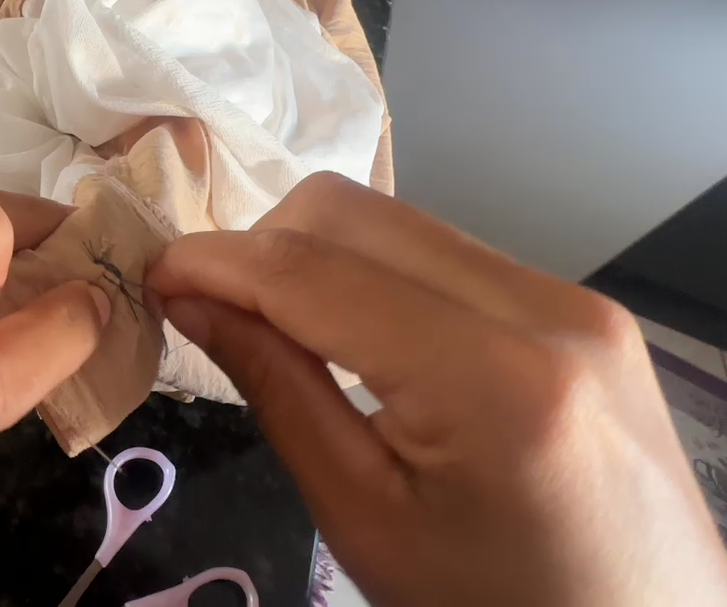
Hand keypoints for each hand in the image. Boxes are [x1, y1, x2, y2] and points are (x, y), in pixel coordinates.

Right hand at [147, 173, 726, 606]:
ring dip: (305, 250)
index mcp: (493, 381)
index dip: (212, 260)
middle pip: (345, 211)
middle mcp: (545, 309)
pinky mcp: (574, 302)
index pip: (309, 273)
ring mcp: (571, 297)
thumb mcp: (358, 515)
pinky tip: (352, 327)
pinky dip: (360, 265)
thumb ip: (269, 384)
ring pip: (383, 215)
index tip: (151, 274)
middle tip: (218, 309)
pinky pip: (428, 244)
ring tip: (280, 319)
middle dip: (256, 245)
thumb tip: (184, 295)